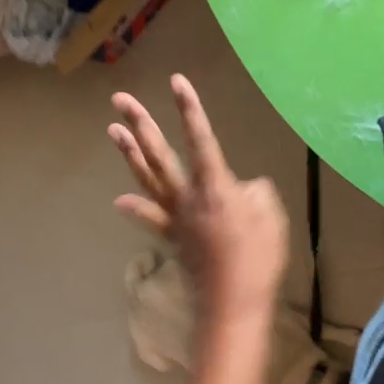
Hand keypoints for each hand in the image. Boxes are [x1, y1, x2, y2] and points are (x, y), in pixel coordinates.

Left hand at [109, 75, 289, 312]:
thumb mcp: (271, 217)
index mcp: (215, 186)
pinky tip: (118, 201)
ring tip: (112, 130)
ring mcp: (176, 217)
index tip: (177, 81)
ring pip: (148, 179)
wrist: (232, 302)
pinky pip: (151, 219)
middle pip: (160, 154)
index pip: (201, 138)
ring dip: (129, 153)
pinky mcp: (173, 237)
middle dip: (142, 124)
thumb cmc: (257, 258)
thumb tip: (242, 189)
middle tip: (121, 99)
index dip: (189, 109)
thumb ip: (256, 194)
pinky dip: (135, 209)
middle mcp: (188, 196)